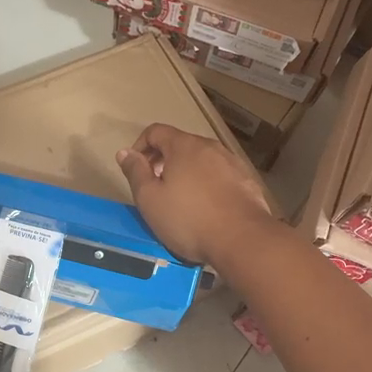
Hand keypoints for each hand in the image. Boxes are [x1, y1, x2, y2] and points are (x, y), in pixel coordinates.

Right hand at [116, 123, 276, 267]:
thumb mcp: (150, 199)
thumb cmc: (189, 219)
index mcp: (184, 146)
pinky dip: (207, 184)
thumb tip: (125, 152)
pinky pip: (220, 175)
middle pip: (180, 144)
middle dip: (163, 160)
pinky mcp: (247, 181)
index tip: (136, 169)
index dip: (140, 146)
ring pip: (201, 160)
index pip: (156, 131)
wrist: (243, 239)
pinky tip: (206, 208)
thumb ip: (135, 172)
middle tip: (155, 187)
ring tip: (180, 200)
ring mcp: (232, 163)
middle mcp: (210, 147)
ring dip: (186, 172)